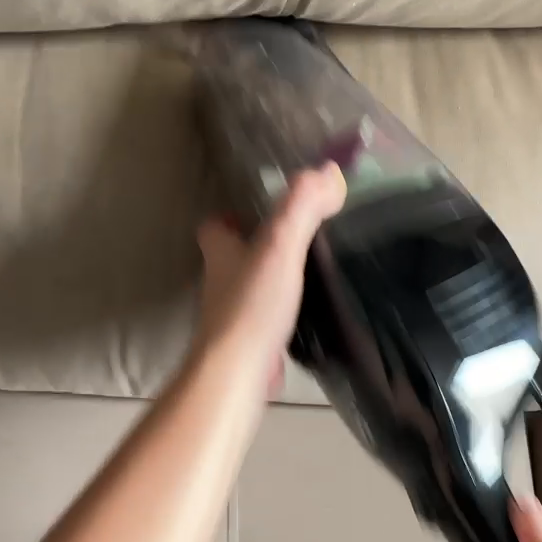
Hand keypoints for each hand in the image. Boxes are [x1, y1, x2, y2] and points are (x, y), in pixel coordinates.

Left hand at [194, 164, 345, 389]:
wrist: (237, 369)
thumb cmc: (253, 304)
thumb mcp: (281, 246)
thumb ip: (302, 208)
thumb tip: (327, 171)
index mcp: (221, 253)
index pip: (214, 226)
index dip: (230, 216)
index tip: (257, 211)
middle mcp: (219, 283)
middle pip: (231, 258)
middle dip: (255, 248)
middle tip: (295, 240)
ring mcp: (230, 317)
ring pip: (247, 291)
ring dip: (270, 283)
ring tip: (308, 274)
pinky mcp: (246, 345)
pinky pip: (264, 323)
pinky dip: (281, 317)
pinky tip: (308, 316)